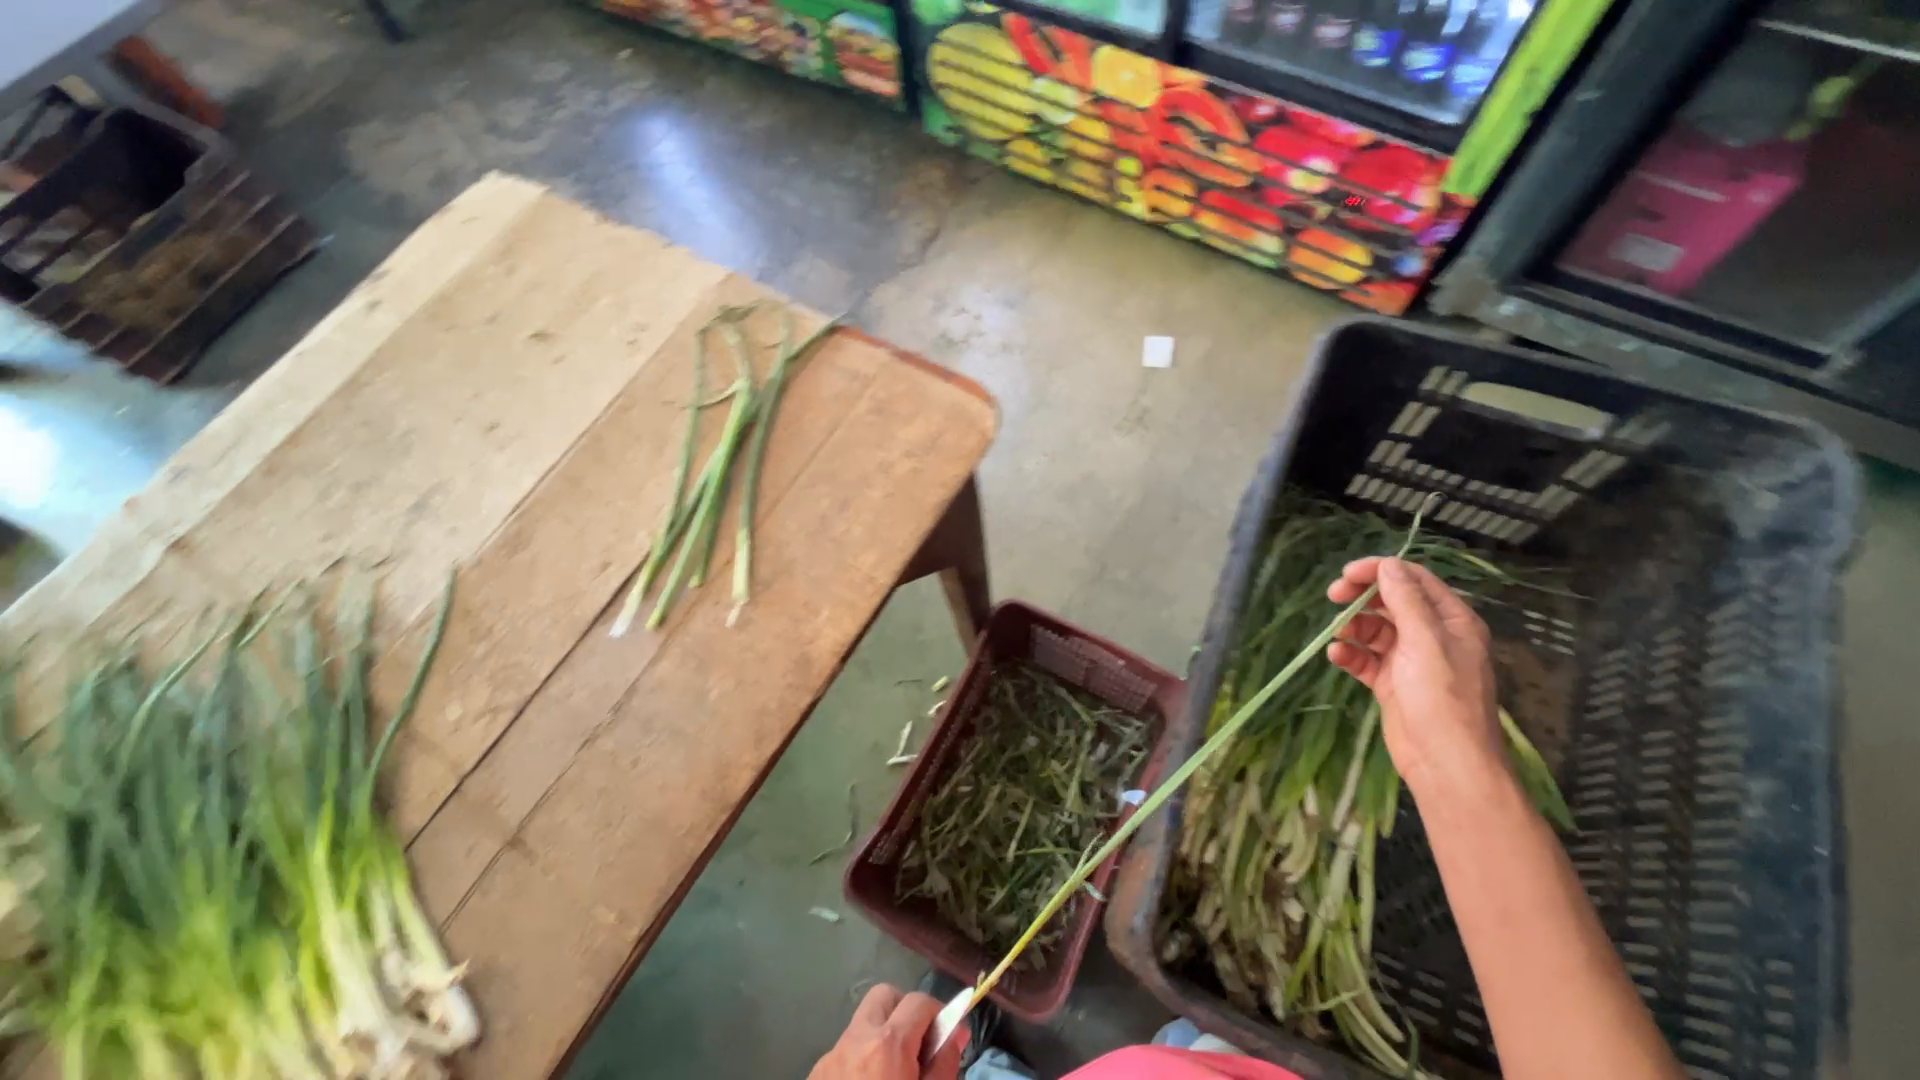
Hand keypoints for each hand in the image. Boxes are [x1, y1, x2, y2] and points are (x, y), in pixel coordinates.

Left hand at [806, 985, 968, 1079]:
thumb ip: (944, 1065)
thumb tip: (955, 1032)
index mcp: (888, 1043)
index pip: (919, 1001)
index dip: (939, 1014)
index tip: (947, 1039)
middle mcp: (856, 1039)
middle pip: (884, 996)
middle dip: (906, 1011)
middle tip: (920, 1046)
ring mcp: (831, 1057)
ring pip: (862, 1024)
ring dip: (883, 1036)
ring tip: (895, 1075)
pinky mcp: (816, 1076)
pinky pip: (845, 1051)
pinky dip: (863, 1060)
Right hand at [1326, 556, 1508, 798]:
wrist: (1446, 762)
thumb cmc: (1443, 698)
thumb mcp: (1425, 642)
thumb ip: (1406, 601)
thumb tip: (1388, 565)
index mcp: (1451, 621)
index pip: (1414, 580)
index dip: (1381, 571)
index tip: (1347, 574)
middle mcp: (1432, 635)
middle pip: (1392, 602)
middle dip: (1363, 597)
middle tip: (1334, 596)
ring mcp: (1411, 660)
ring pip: (1375, 630)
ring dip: (1354, 627)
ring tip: (1339, 635)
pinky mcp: (1391, 683)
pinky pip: (1366, 659)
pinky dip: (1351, 654)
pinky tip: (1338, 656)